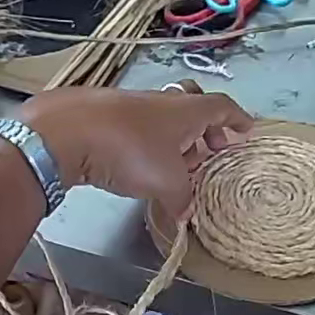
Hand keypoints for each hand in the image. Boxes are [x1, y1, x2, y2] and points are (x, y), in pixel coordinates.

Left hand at [19, 81, 254, 215]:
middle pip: (192, 107)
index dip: (237, 118)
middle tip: (210, 151)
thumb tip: (185, 212)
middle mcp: (161, 101)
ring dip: (174, 140)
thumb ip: (181, 198)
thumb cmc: (129, 151)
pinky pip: (136, 129)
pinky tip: (138, 167)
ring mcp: (130, 106)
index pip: (222, 107)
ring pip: (162, 120)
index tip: (247, 131)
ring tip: (176, 167)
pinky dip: (147, 145)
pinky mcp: (103, 118)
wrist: (67, 132)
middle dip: (205, 128)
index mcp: (186, 109)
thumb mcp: (166, 182)